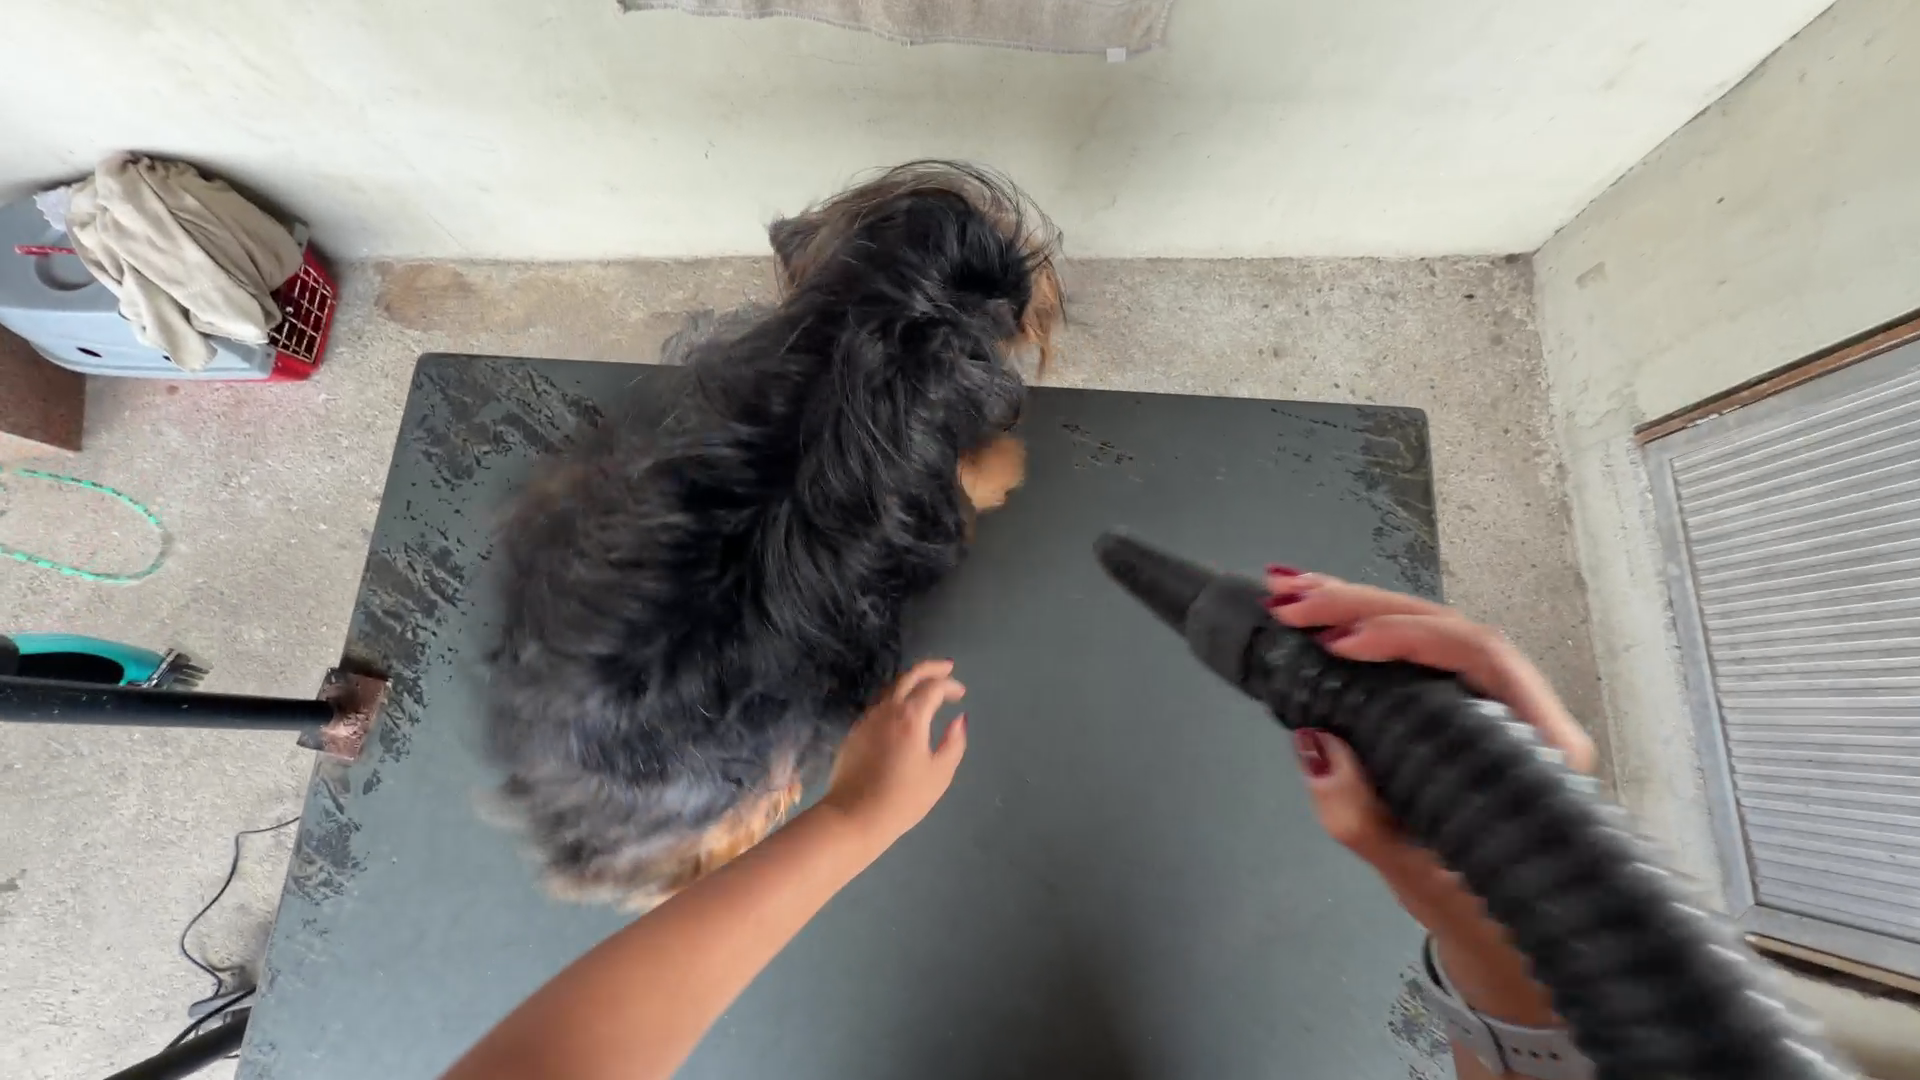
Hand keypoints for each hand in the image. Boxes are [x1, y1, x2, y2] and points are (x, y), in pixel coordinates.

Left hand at [818, 660, 968, 846]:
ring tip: (926, 689)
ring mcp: (867, 719)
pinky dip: (896, 699)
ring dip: (911, 683)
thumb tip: (959, 719)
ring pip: (891, 689)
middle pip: (909, 676)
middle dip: (930, 668)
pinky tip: (903, 714)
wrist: (852, 816)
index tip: (961, 693)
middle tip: (947, 668)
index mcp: (910, 716)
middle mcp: (887, 710)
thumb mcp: (939, 774)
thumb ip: (953, 743)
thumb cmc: (902, 799)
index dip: (949, 685)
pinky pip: (879, 706)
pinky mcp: (855, 732)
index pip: (933, 687)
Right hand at [1264, 567, 1595, 1024]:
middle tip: (1291, 602)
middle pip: (1442, 624)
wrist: (1484, 919)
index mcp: (1533, 748)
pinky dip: (1351, 615)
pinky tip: (1312, 603)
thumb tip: (1316, 745)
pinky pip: (1404, 639)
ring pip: (1422, 621)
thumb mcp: (1408, 872)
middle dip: (1358, 604)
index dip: (1405, 637)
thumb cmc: (1464, 899)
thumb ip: (1360, 816)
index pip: (1479, 655)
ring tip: (1287, 591)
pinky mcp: (1446, 695)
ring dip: (1349, 599)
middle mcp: (1516, 711)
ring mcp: (1482, 698)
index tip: (1340, 645)